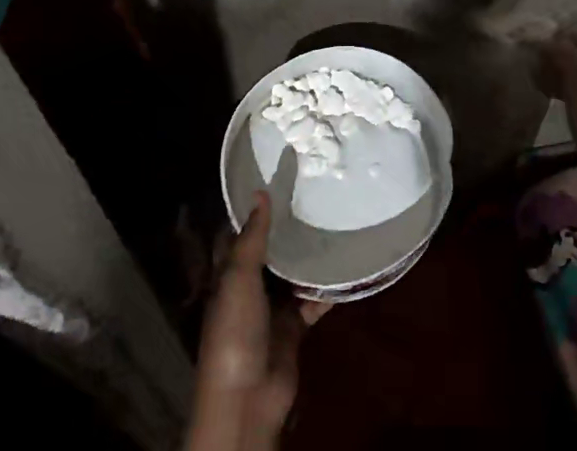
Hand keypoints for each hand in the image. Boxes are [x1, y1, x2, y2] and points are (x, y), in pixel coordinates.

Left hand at [186, 193, 328, 450]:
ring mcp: (273, 308)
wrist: (248, 396)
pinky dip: (328, 290)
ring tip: (337, 224)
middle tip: (317, 197)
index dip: (253, 210)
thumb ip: (253, 237)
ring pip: (295, 274)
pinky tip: (348, 268)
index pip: (238, 234)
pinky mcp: (294, 327)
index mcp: (228, 274)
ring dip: (312, 258)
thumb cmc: (235, 330)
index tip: (276, 181)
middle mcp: (250, 287)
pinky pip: (314, 302)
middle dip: (289, 230)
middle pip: (270, 252)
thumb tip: (260, 192)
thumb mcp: (238, 278)